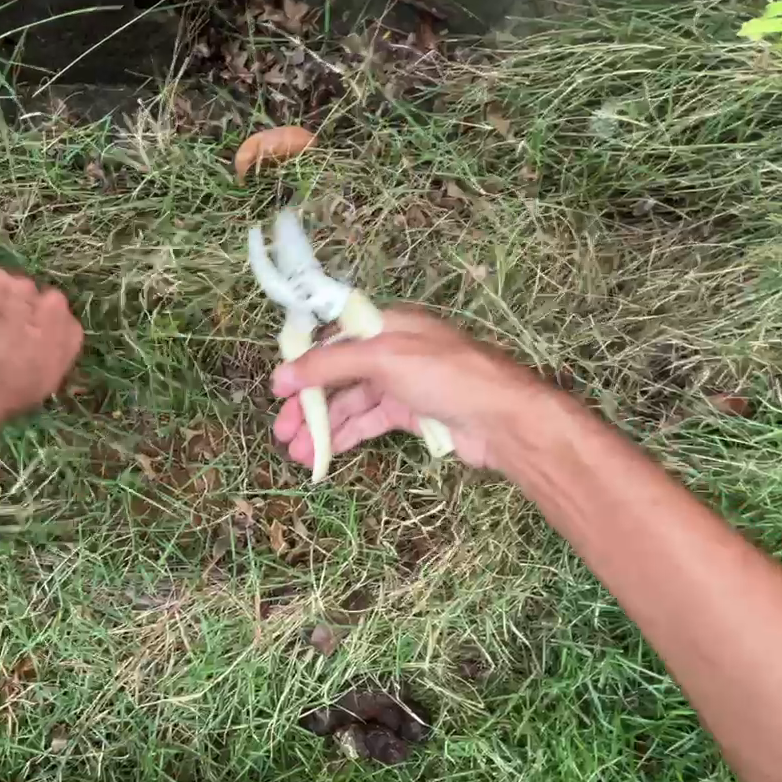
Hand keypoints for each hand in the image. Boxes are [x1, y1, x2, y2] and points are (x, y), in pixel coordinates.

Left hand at [0, 265, 83, 426]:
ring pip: (9, 286)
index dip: (40, 327)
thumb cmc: (8, 396)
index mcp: (70, 333)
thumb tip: (38, 351)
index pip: (60, 319)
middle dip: (21, 308)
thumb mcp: (42, 385)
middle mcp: (53, 304)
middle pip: (37, 297)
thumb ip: (48, 357)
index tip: (24, 339)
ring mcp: (21, 286)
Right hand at [271, 306, 556, 470]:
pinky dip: (344, 437)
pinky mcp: (409, 414)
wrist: (504, 420)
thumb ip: (330, 365)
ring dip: (322, 428)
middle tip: (283, 432)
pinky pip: (366, 423)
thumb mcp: (383, 360)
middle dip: (307, 405)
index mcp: (385, 326)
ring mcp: (399, 384)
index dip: (302, 364)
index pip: (331, 340)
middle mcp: (390, 351)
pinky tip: (325, 455)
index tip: (278, 390)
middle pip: (336, 376)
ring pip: (349, 405)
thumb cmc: (446, 376)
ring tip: (299, 453)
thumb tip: (283, 375)